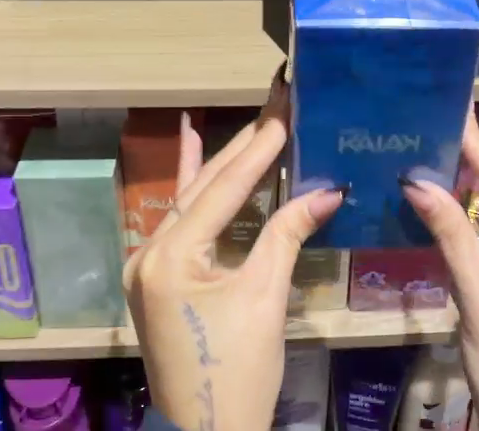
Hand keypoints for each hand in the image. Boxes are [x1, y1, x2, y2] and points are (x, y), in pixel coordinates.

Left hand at [124, 78, 343, 430]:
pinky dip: (195, 184)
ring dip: (224, 163)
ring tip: (253, 123)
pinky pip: (181, 219)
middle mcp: (149, 251)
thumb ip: (288, 233)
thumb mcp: (266, 298)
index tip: (285, 112)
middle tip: (275, 106)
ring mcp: (148, 263)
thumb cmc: (238, 372)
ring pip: (192, 199)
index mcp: (170, 257)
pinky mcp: (158, 275)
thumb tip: (329, 188)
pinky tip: (193, 142)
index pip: (223, 190)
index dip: (259, 151)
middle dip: (243, 148)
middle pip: (204, 188)